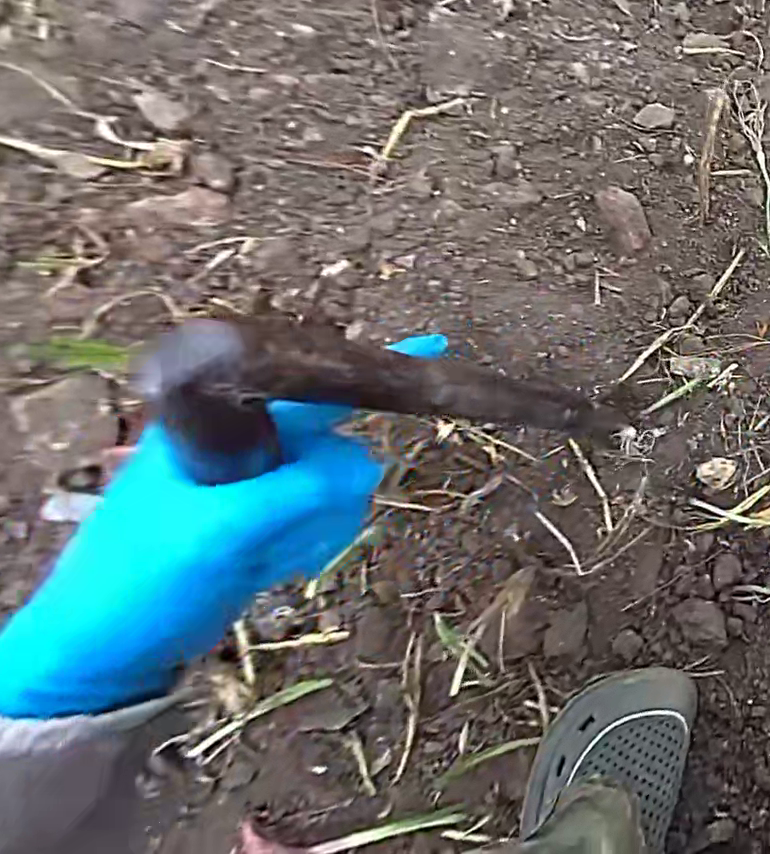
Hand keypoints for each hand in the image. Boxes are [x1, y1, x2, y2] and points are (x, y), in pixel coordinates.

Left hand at [0, 333, 445, 718]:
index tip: (432, 345)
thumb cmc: (145, 578)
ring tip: (272, 552)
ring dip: (323, 522)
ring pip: (346, 484)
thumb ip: (306, 484)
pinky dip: (321, 537)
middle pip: (339, 447)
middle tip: (291, 527)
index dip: (370, 371)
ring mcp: (265, 485)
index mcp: (218, 432)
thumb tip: (366, 466)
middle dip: (331, 490)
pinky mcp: (278, 516)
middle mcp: (250, 450)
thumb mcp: (225, 526)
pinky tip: (282, 560)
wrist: (107, 654)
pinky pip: (337, 511)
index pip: (309, 389)